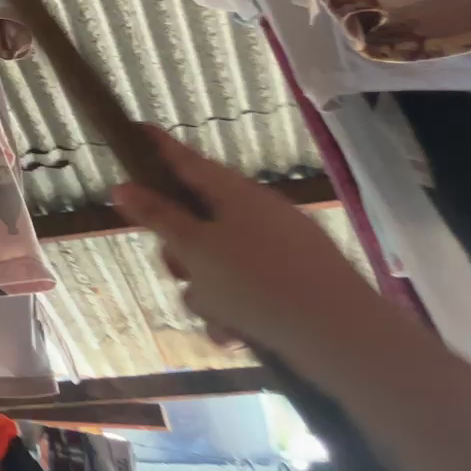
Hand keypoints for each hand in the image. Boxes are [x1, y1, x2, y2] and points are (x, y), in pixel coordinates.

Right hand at [109, 128, 388, 372]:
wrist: (348, 341)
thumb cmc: (258, 283)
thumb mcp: (194, 248)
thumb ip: (157, 217)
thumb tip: (122, 186)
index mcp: (237, 196)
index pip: (186, 161)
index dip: (157, 146)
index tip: (135, 129)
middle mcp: (260, 216)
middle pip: (196, 218)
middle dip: (178, 247)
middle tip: (174, 268)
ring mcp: (281, 250)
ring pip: (216, 259)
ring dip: (204, 286)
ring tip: (213, 313)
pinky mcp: (295, 284)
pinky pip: (243, 288)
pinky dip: (232, 308)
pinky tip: (233, 332)